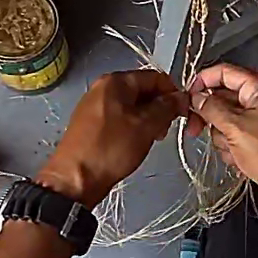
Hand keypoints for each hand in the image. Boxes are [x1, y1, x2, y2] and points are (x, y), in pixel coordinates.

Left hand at [37, 70, 188, 206]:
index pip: (156, 78)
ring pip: (134, 106)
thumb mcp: (146, 125)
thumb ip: (167, 107)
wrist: (75, 179)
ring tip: (150, 138)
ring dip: (148, 120)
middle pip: (144, 91)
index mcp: (115, 82)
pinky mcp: (92, 123)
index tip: (182, 112)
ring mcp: (96, 106)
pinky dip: (134, 127)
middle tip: (164, 129)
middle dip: (160, 108)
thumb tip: (179, 97)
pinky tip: (135, 143)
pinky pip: (121, 118)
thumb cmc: (109, 149)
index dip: (173, 94)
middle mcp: (104, 88)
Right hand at [185, 63, 257, 202]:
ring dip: (222, 136)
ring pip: (225, 119)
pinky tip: (239, 158)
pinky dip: (232, 147)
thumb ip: (211, 108)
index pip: (224, 72)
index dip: (202, 81)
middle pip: (222, 96)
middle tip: (195, 130)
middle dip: (209, 116)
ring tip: (232, 149)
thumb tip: (196, 97)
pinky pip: (235, 135)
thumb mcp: (235, 126)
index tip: (186, 97)